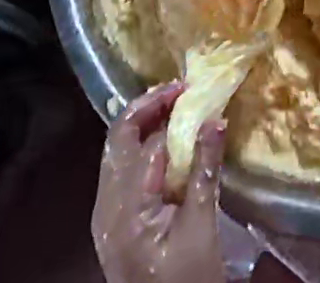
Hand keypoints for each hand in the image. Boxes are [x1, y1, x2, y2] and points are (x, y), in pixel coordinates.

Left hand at [94, 83, 229, 282]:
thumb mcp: (201, 229)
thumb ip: (204, 170)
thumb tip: (215, 119)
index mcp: (124, 206)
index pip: (145, 143)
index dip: (169, 113)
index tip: (194, 92)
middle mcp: (105, 204)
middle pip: (118, 138)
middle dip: (147, 108)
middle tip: (179, 90)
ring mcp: (104, 214)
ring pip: (115, 151)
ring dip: (142, 125)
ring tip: (173, 107)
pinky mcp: (112, 222)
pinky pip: (119, 170)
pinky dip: (139, 148)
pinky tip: (162, 143)